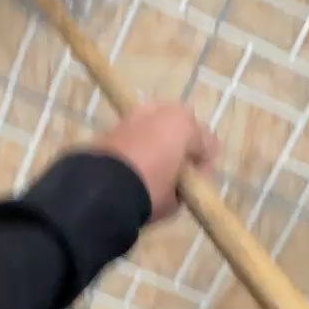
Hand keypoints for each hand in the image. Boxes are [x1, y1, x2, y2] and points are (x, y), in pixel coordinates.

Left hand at [92, 103, 218, 222]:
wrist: (101, 189)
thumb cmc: (149, 190)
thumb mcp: (176, 198)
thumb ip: (186, 185)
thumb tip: (182, 182)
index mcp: (185, 124)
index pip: (207, 143)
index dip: (203, 165)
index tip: (195, 183)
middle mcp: (161, 110)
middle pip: (181, 128)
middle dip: (180, 147)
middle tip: (175, 172)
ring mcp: (133, 114)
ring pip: (155, 127)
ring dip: (157, 143)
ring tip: (152, 169)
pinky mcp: (111, 126)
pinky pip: (133, 135)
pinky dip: (136, 146)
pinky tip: (133, 166)